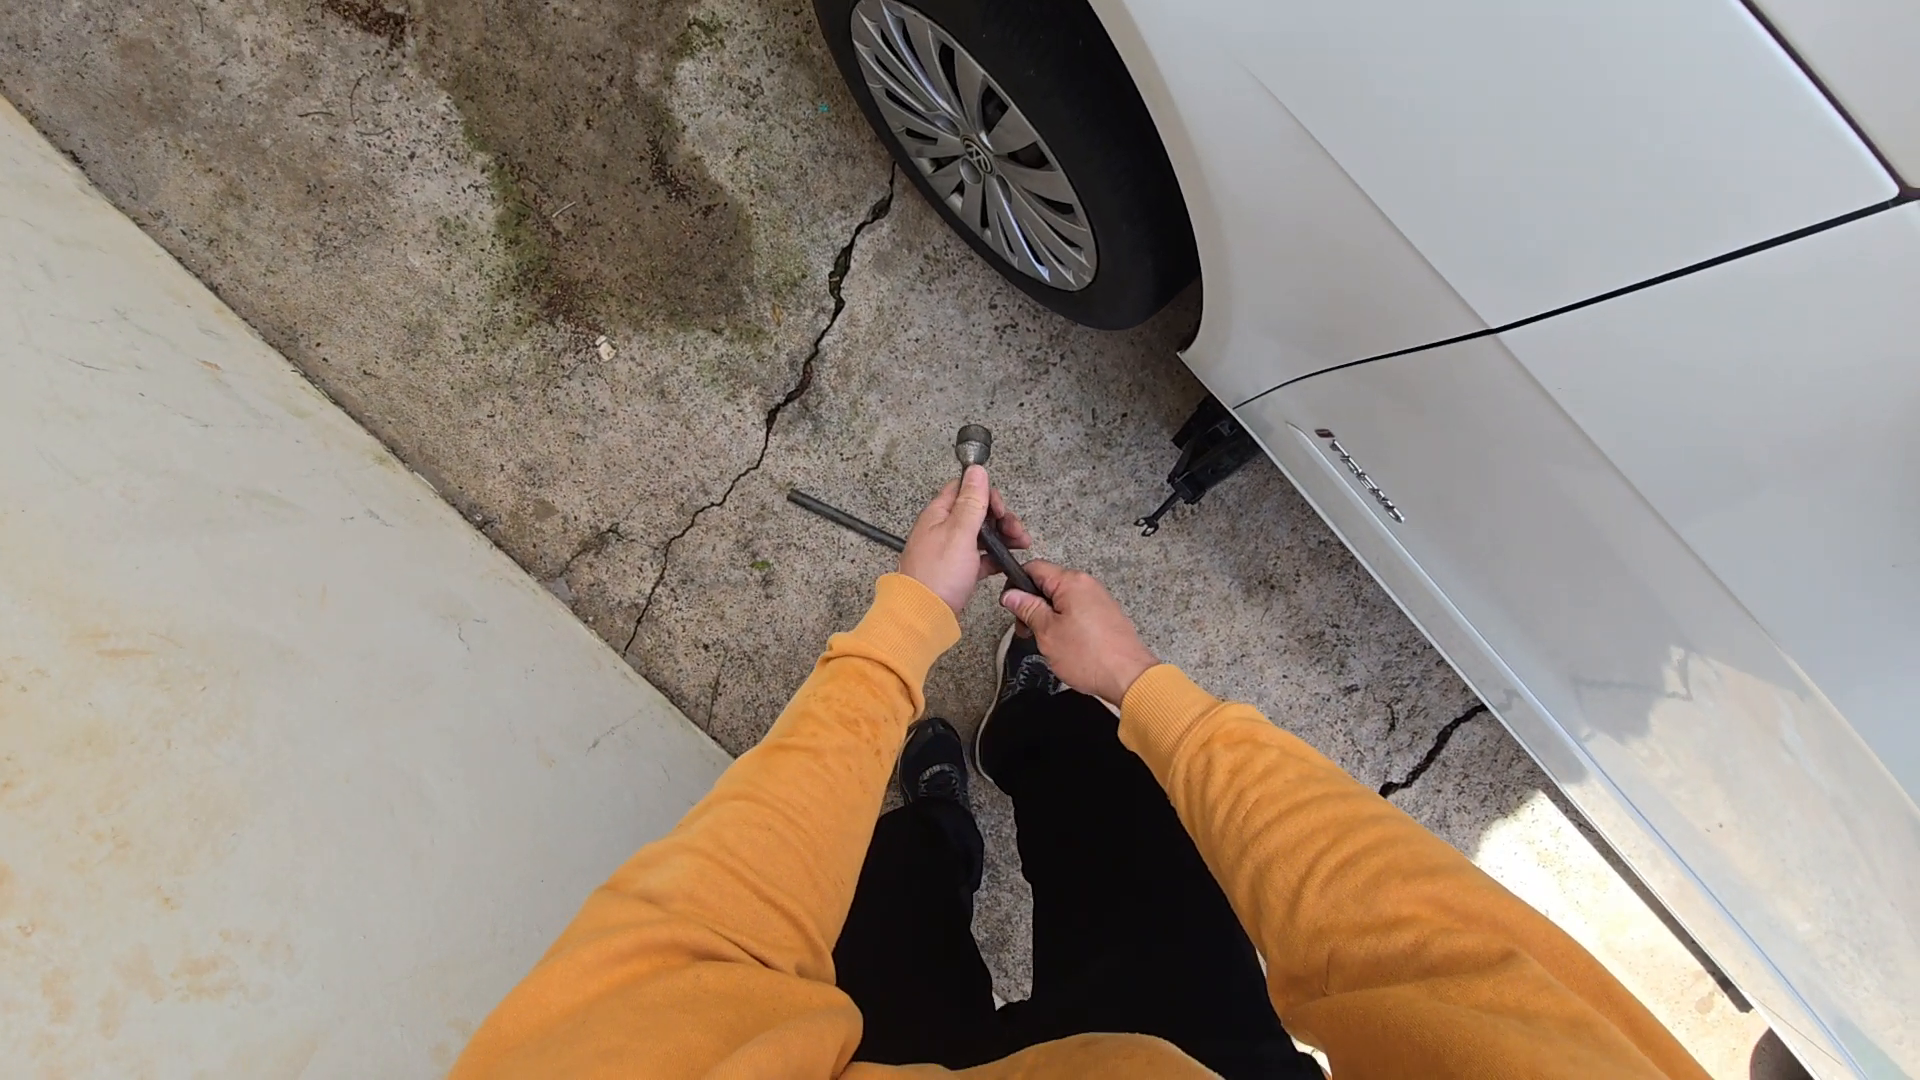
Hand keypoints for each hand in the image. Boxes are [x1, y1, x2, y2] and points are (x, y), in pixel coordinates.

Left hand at [899, 465, 1032, 613]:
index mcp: (938, 514)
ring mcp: (949, 550)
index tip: (1000, 510)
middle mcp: (942, 529)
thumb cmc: (937, 576)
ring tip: (1020, 545)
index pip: (964, 489)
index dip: (986, 495)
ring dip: (1002, 536)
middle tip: (1015, 531)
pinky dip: (994, 557)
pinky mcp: (956, 569)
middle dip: (1000, 518)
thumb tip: (977, 470)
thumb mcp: (960, 533)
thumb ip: (971, 501)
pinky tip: (1005, 562)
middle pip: (976, 512)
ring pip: (981, 534)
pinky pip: (979, 556)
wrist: (924, 615)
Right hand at [1000, 561, 1158, 703]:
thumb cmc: (1092, 657)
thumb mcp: (1047, 632)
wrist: (1129, 678)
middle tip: (1026, 630)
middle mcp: (1087, 585)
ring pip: (1062, 600)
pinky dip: (1065, 624)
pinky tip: (1065, 645)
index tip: (1011, 605)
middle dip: (1032, 605)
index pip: (1035, 567)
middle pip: (1048, 584)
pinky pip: (1077, 612)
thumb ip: (1027, 609)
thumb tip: (1012, 596)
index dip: (1016, 584)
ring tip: (1047, 643)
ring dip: (1048, 618)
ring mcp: (1098, 600)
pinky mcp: (1105, 616)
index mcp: (1071, 582)